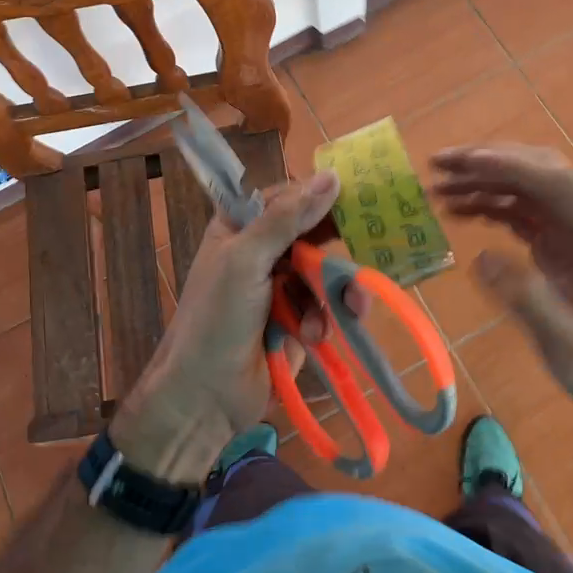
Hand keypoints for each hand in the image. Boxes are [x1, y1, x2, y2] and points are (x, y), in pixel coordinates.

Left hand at [112, 171, 342, 479]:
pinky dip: (325, 319)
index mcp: (239, 227)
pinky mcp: (296, 323)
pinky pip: (325, 308)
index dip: (319, 199)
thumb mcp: (246, 259)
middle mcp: (260, 252)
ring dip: (334, 292)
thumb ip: (288, 218)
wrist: (205, 396)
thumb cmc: (216, 318)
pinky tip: (316, 335)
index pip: (287, 198)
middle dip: (335, 250)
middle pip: (313, 235)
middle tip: (368, 250)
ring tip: (350, 307)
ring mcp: (279, 289)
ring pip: (325, 273)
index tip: (357, 200)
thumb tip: (332, 176)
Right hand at [432, 146, 572, 435]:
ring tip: (438, 187)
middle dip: (492, 163)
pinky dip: (492, 205)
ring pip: (532, 190)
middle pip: (545, 175)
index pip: (563, 185)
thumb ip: (531, 303)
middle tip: (439, 164)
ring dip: (486, 182)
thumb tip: (481, 259)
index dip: (513, 167)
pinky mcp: (567, 247)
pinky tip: (459, 211)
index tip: (465, 163)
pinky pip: (526, 213)